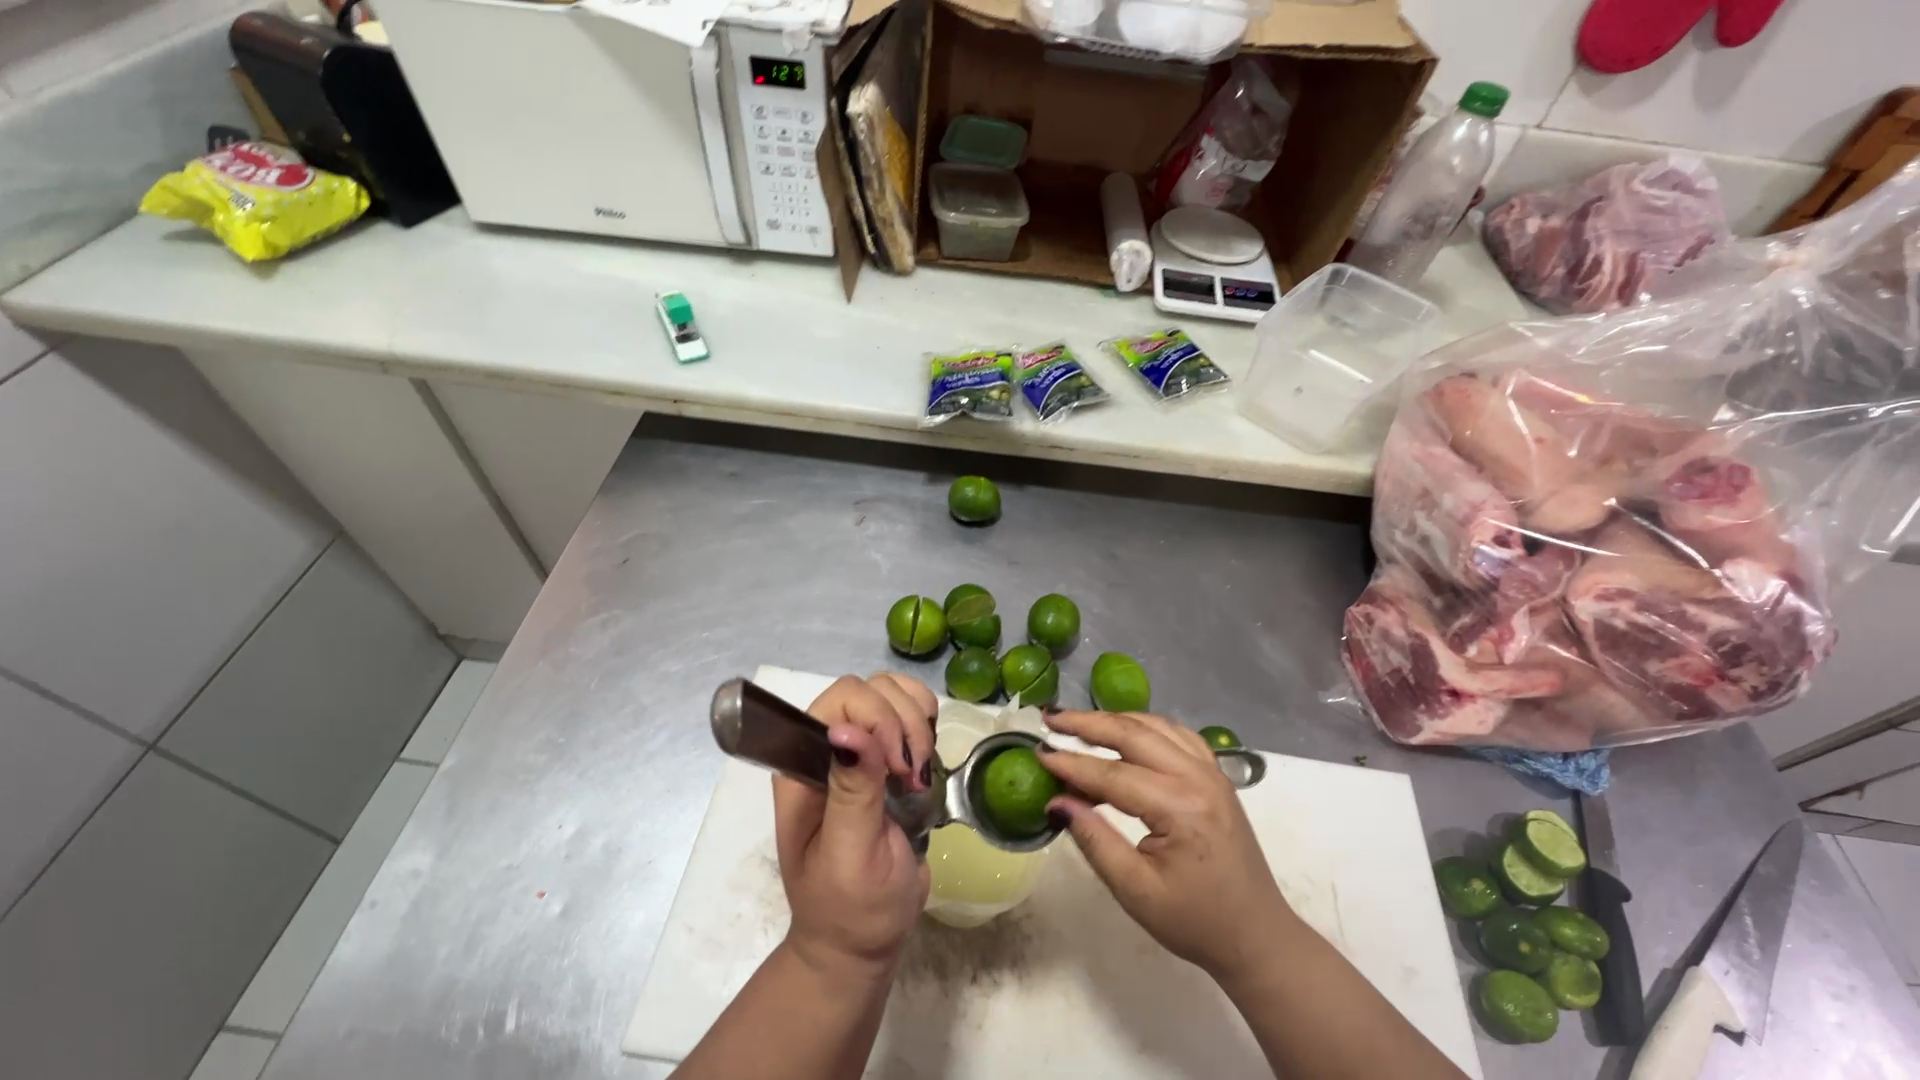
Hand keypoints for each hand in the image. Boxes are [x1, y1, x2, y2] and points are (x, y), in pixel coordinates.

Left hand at [773, 674, 936, 982]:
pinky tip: (925, 765)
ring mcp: (856, 750)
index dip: (875, 720)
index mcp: (800, 767)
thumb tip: (848, 732)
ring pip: (891, 694)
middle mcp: (824, 748)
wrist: (864, 939)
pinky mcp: (884, 759)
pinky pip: (909, 715)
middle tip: (911, 778)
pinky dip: (925, 727)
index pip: (837, 701)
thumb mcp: (849, 857)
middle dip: (902, 724)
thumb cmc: (850, 907)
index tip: (897, 770)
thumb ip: (851, 793)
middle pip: (868, 689)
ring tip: (919, 774)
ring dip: (918, 724)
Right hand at [1038, 710, 1296, 980]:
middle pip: (1134, 734)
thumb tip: (1057, 802)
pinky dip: (1144, 727)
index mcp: (1181, 808)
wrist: (1256, 935)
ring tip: (1077, 723)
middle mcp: (1199, 778)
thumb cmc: (1195, 921)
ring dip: (1115, 721)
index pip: (1113, 774)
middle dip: (1088, 724)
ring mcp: (1213, 773)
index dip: (1072, 763)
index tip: (1036, 752)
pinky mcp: (1217, 777)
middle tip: (1050, 720)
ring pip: (1156, 727)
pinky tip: (1124, 733)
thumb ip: (1095, 840)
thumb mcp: (1135, 890)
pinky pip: (1177, 736)